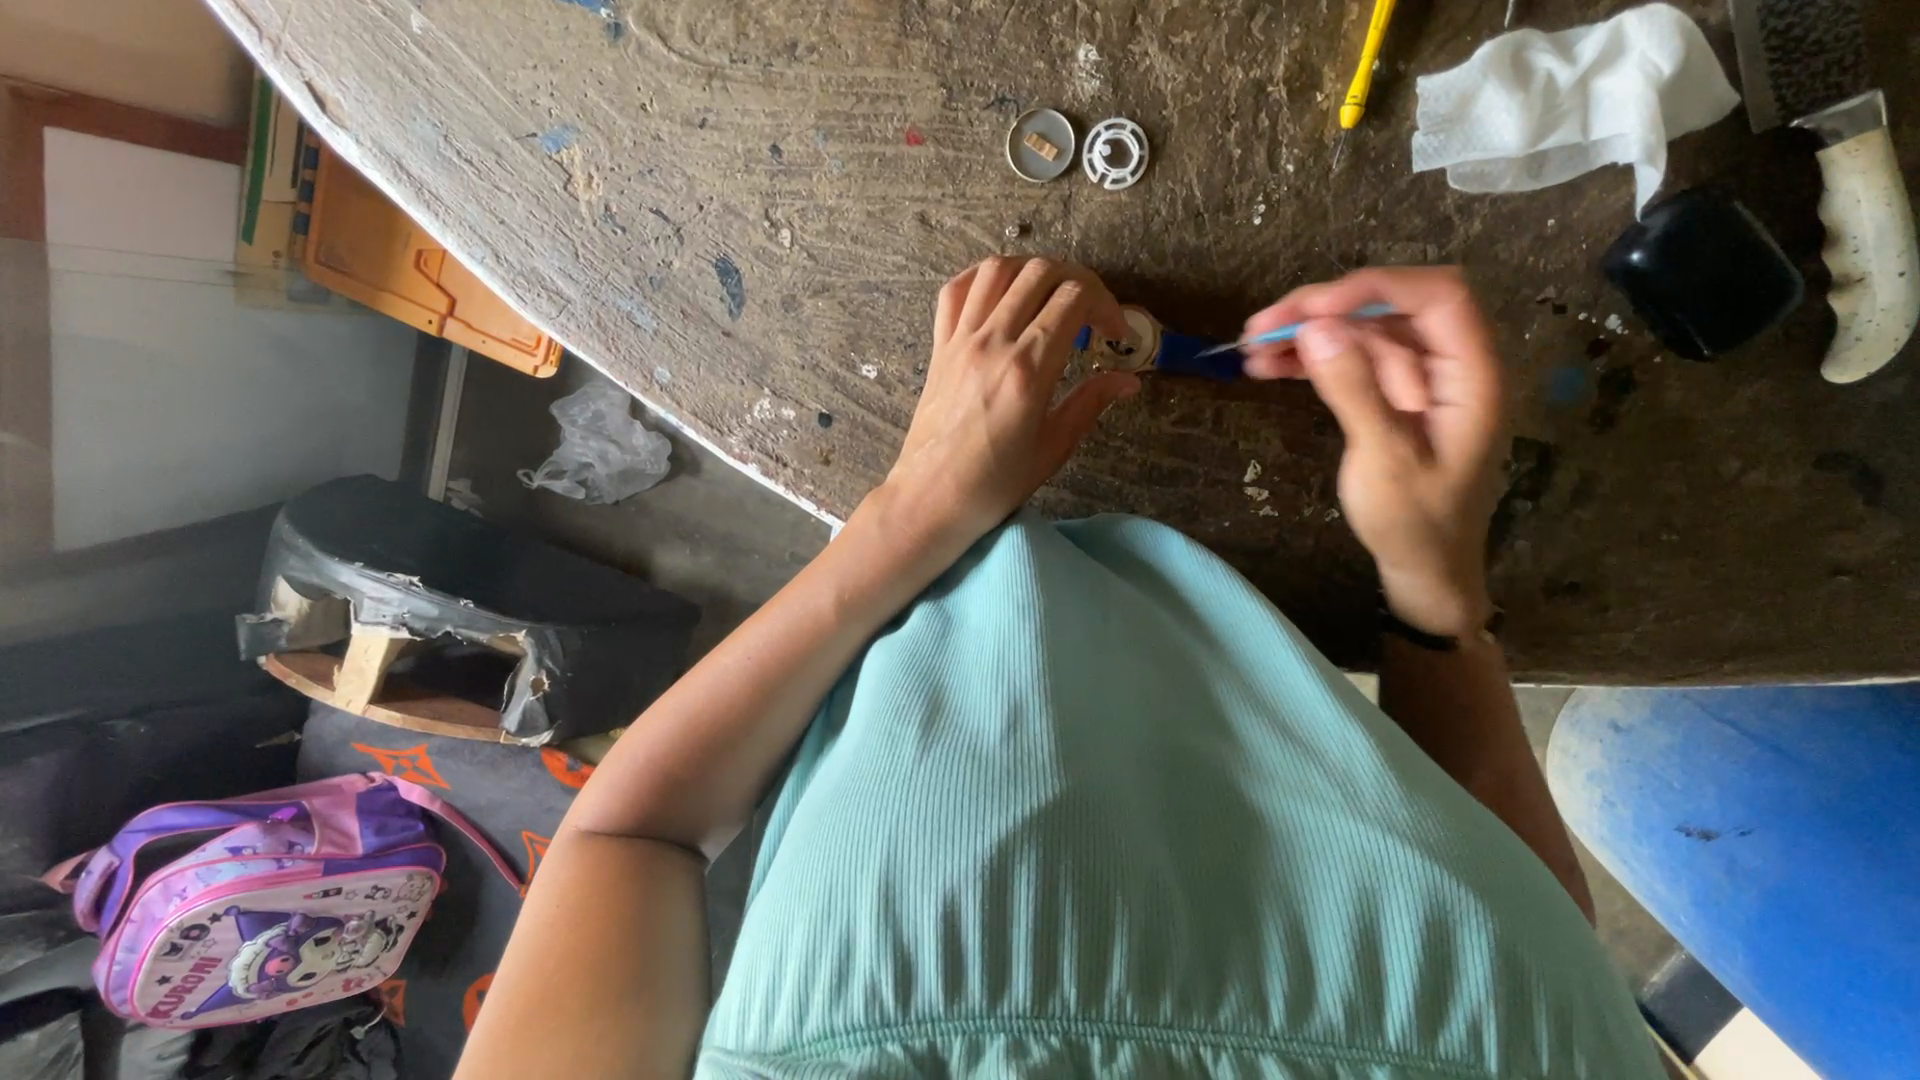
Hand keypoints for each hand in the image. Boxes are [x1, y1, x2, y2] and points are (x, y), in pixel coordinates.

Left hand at [879, 257, 1140, 547]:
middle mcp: (993, 343)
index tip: (1116, 334)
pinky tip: (1002, 294)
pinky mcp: (939, 347)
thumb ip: (1090, 404)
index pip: (1075, 299)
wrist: (931, 499)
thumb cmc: (995, 484)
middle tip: (1091, 315)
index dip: (1107, 305)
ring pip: (998, 270)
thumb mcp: (1053, 448)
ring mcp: (961, 340)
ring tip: (1050, 297)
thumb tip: (1128, 380)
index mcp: (1029, 369)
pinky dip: (983, 278)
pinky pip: (956, 290)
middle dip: (1078, 282)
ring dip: (1033, 271)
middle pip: (1041, 273)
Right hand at [1242, 267, 1505, 634]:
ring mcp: (1416, 381)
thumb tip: (1316, 329)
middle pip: (1389, 309)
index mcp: (1471, 375)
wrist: (1423, 568)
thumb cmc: (1415, 522)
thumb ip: (1354, 389)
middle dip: (1325, 309)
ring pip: (1361, 333)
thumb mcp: (1384, 459)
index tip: (1312, 309)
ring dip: (1307, 334)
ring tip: (1251, 348)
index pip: (1436, 297)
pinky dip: (1310, 360)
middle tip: (1263, 327)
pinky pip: (1349, 362)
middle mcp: (1447, 366)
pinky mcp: (1389, 397)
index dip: (1374, 289)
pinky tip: (1268, 367)